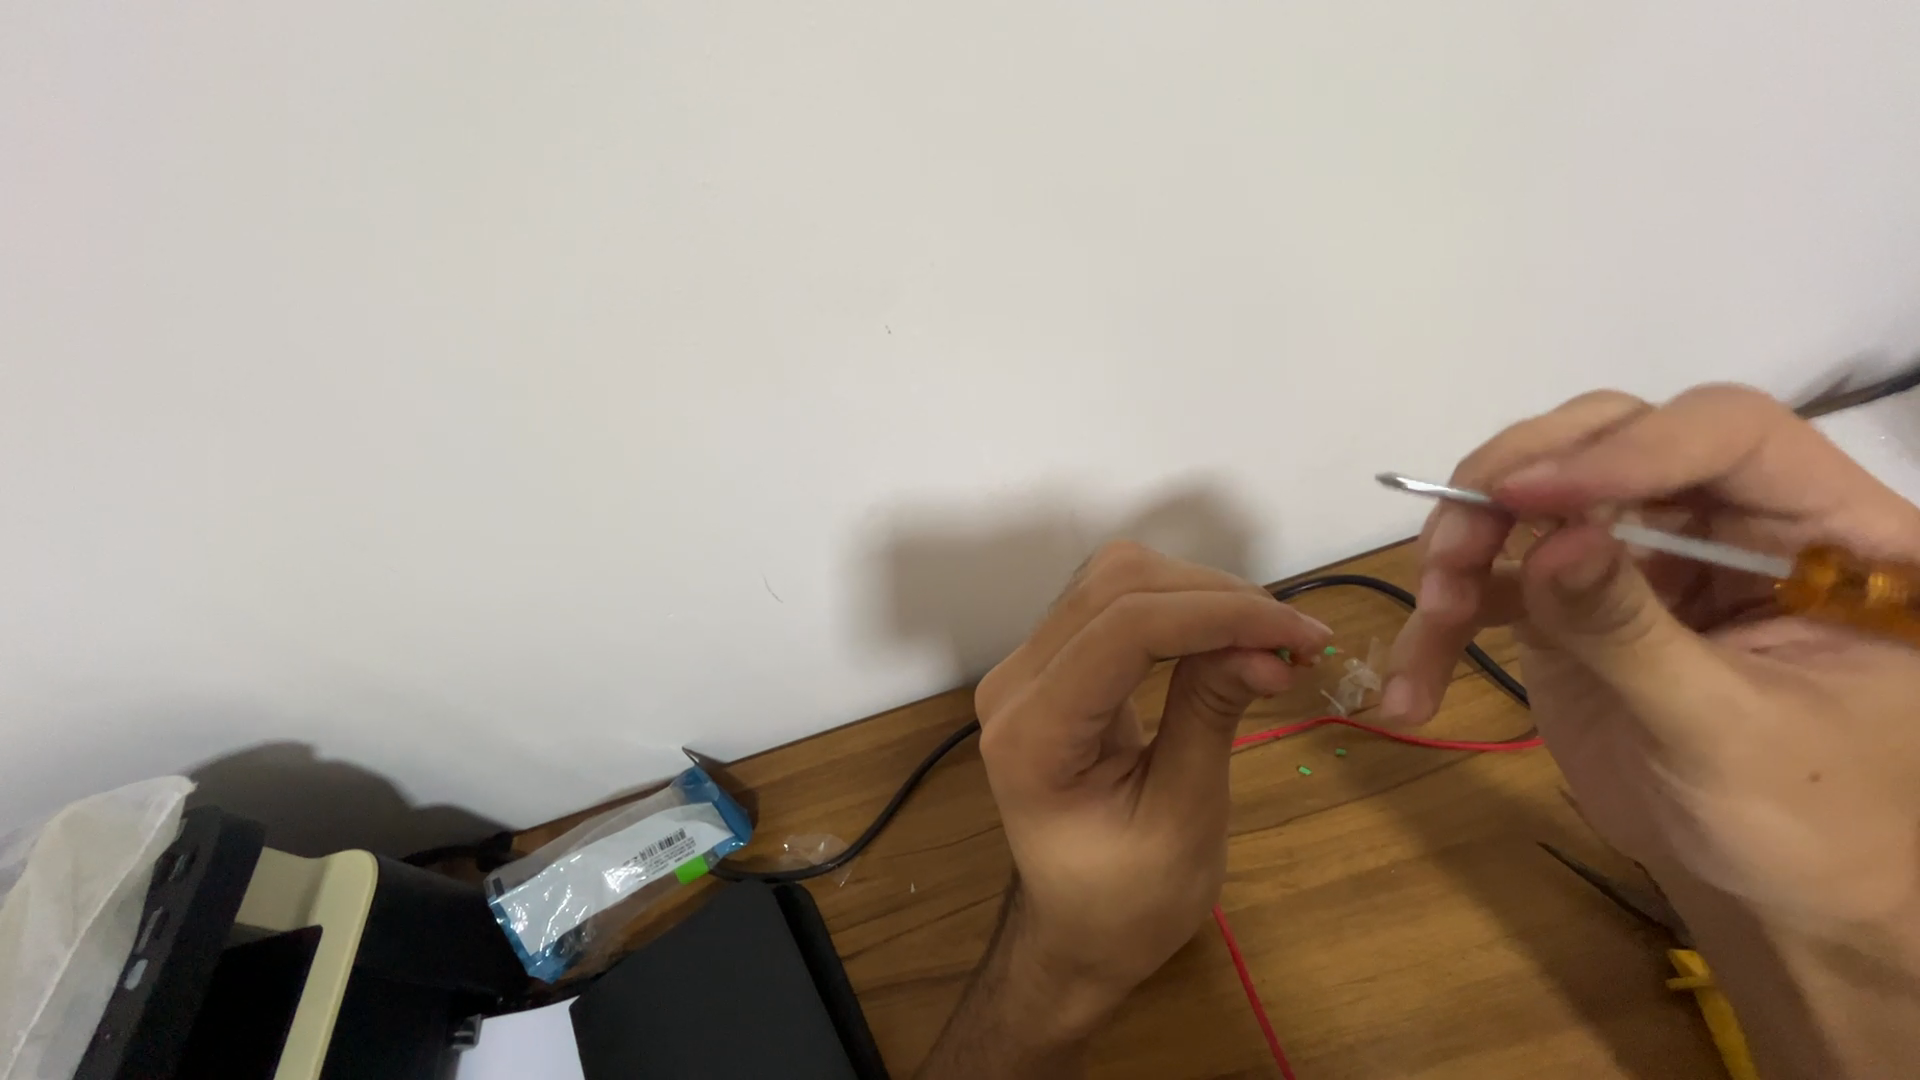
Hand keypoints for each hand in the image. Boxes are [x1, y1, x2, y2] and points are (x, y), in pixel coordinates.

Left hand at [971, 541, 1331, 1019]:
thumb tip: (1267, 644)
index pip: (1121, 630)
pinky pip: (1113, 605)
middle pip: (1114, 586)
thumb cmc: (1127, 903)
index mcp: (1033, 733)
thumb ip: (1209, 717)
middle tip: (1296, 638)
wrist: (1074, 928)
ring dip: (1200, 593)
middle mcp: (1015, 682)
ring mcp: (1025, 668)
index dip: (1217, 615)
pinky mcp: (1049, 665)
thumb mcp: (1182, 820)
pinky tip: (1227, 635)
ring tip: (1270, 637)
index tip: (1302, 634)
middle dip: (1214, 596)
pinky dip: (1179, 607)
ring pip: (1114, 580)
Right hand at [1384, 384, 1919, 926]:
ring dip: (1458, 556)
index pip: (1722, 436)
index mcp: (1818, 533)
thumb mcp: (1725, 728)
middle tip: (1449, 548)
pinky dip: (1436, 631)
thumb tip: (1556, 543)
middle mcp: (1718, 523)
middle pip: (1600, 442)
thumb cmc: (1801, 823)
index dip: (1623, 451)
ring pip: (1520, 506)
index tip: (1523, 501)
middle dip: (1507, 490)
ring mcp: (1631, 560)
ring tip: (1433, 621)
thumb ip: (1636, 632)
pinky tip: (1410, 691)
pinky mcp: (1559, 604)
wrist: (1757, 887)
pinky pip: (1483, 585)